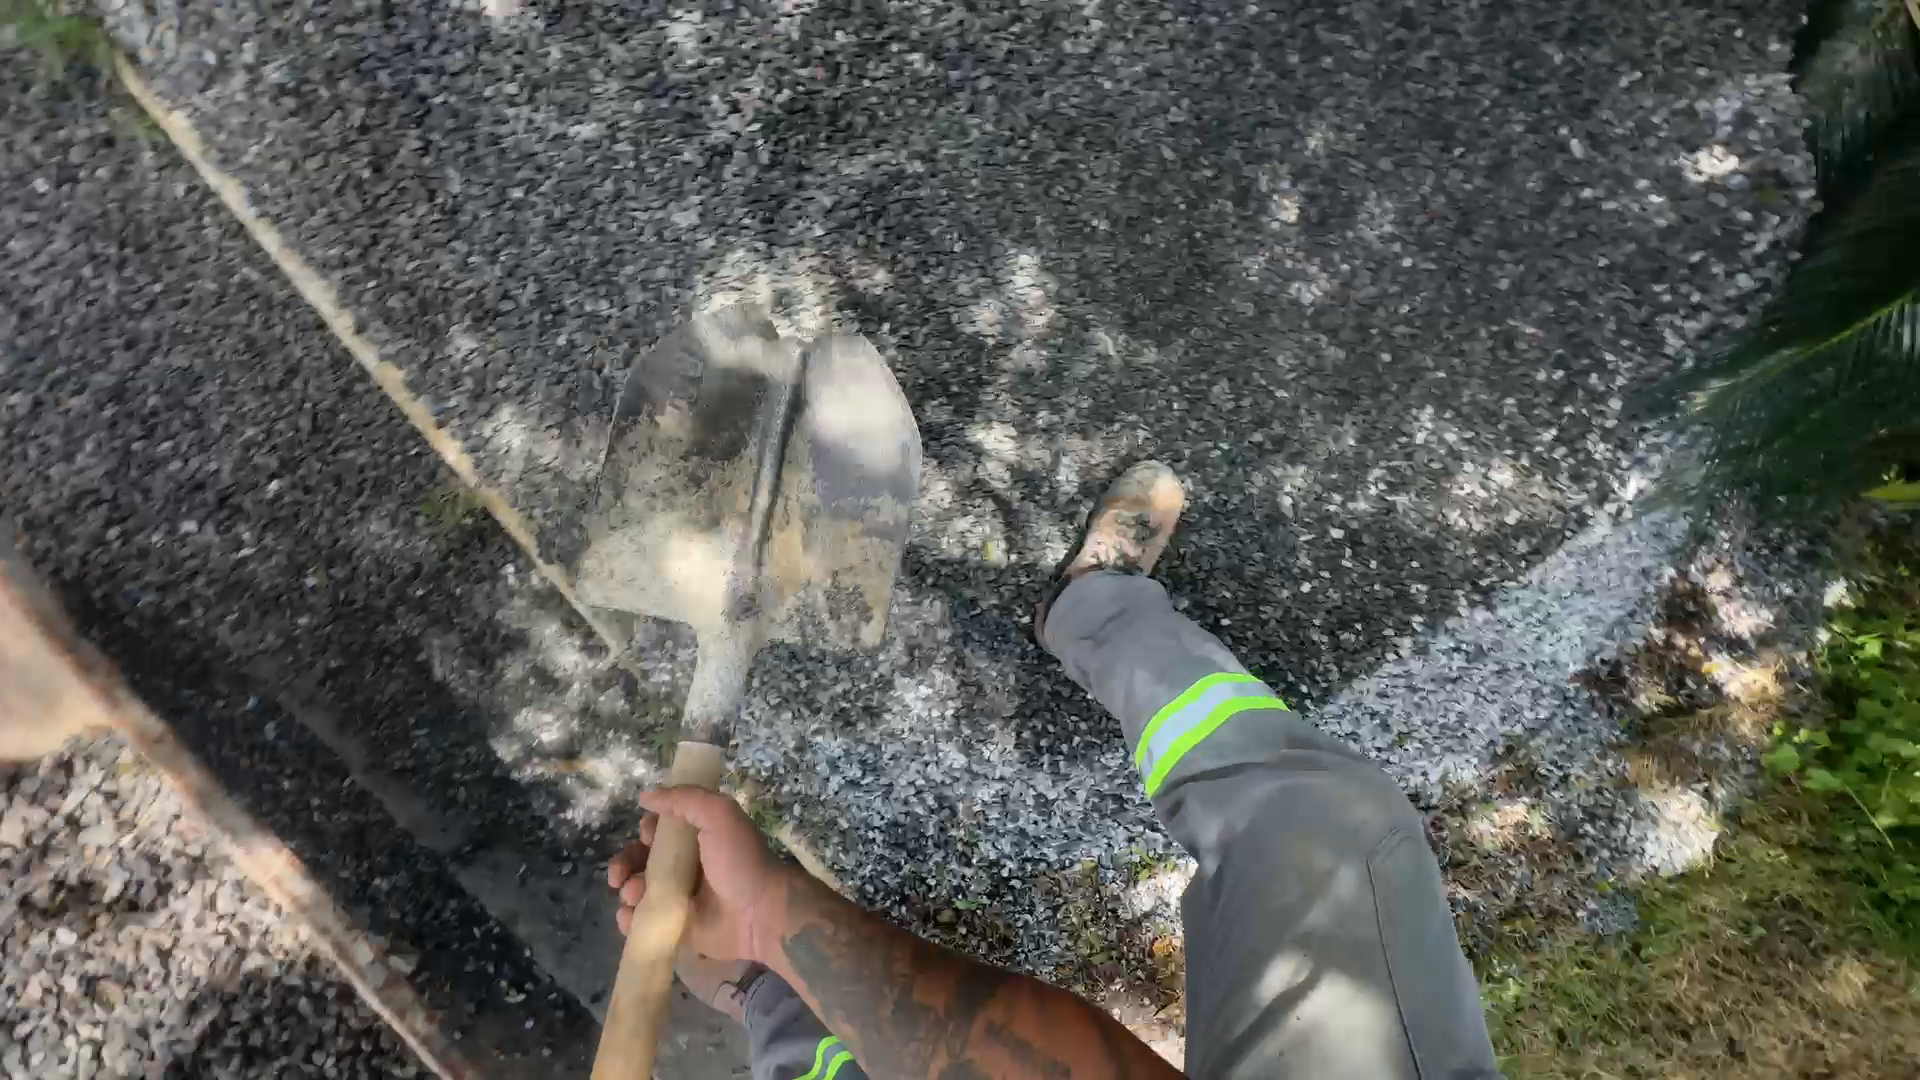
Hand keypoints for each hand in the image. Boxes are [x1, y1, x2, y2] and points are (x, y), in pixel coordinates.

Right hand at [606, 786, 788, 962]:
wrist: (760, 912)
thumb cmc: (740, 859)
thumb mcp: (719, 815)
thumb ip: (686, 800)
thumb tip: (647, 795)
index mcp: (698, 836)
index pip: (661, 828)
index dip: (648, 830)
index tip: (647, 835)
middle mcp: (687, 863)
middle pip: (642, 859)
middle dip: (625, 863)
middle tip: (619, 875)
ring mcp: (680, 896)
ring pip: (638, 889)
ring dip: (626, 889)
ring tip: (633, 894)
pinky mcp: (675, 925)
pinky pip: (643, 921)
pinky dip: (629, 919)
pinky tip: (629, 917)